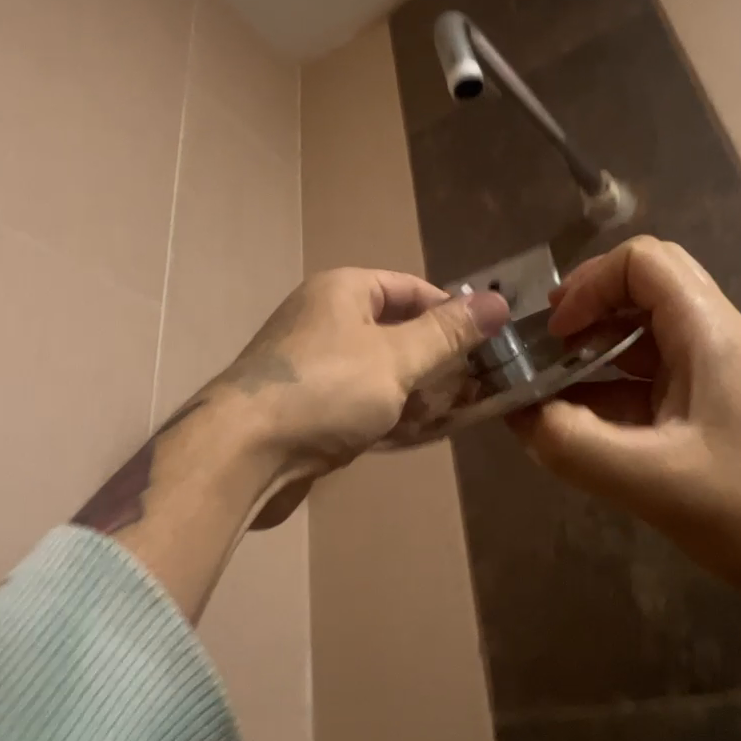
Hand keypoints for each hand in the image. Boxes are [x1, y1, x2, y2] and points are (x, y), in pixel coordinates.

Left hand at [203, 268, 509, 524]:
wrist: (243, 452)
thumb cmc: (324, 390)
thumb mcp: (395, 359)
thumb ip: (446, 334)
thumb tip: (497, 300)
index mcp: (342, 291)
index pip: (409, 288)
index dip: (450, 312)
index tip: (487, 343)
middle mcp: (323, 319)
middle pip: (394, 330)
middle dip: (435, 359)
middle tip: (477, 387)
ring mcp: (311, 364)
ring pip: (378, 370)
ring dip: (413, 392)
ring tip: (453, 415)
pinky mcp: (305, 406)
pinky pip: (357, 401)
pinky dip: (385, 414)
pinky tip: (413, 436)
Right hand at [510, 236, 740, 604]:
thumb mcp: (653, 481)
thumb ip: (573, 445)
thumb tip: (516, 415)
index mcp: (708, 332)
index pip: (642, 260)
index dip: (589, 284)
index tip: (557, 334)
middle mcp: (713, 338)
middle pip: (643, 285)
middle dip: (586, 307)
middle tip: (547, 346)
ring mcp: (716, 374)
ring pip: (644, 332)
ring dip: (593, 351)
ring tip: (550, 390)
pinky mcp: (713, 409)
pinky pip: (651, 377)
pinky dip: (610, 389)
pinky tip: (582, 427)